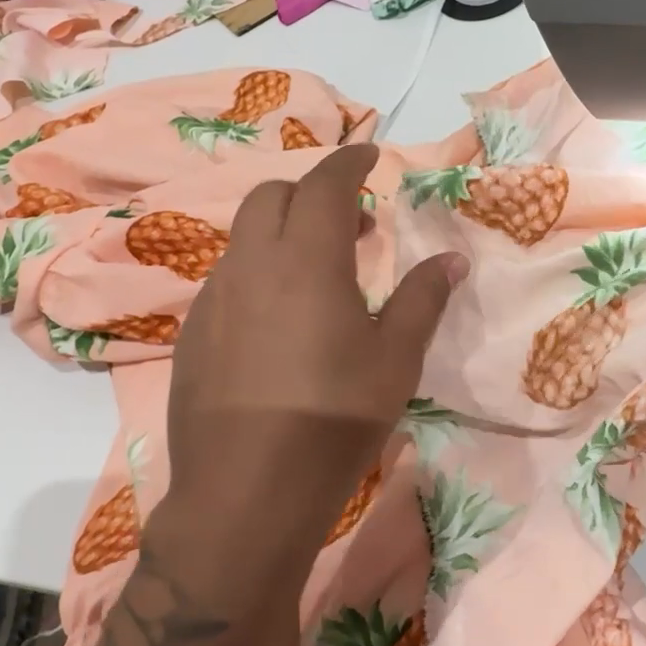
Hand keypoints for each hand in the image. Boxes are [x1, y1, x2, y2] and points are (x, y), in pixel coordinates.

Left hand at [163, 144, 467, 560]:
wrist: (247, 490)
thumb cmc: (337, 415)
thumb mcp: (398, 356)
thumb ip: (424, 298)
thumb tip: (451, 258)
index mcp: (306, 260)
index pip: (323, 185)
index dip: (349, 162)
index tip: (371, 155)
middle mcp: (251, 266)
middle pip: (270, 198)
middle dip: (312, 191)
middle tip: (355, 219)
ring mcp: (213, 300)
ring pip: (245, 237)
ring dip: (285, 231)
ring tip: (325, 268)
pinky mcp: (194, 335)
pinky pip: (230, 277)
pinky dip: (262, 268)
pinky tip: (287, 315)